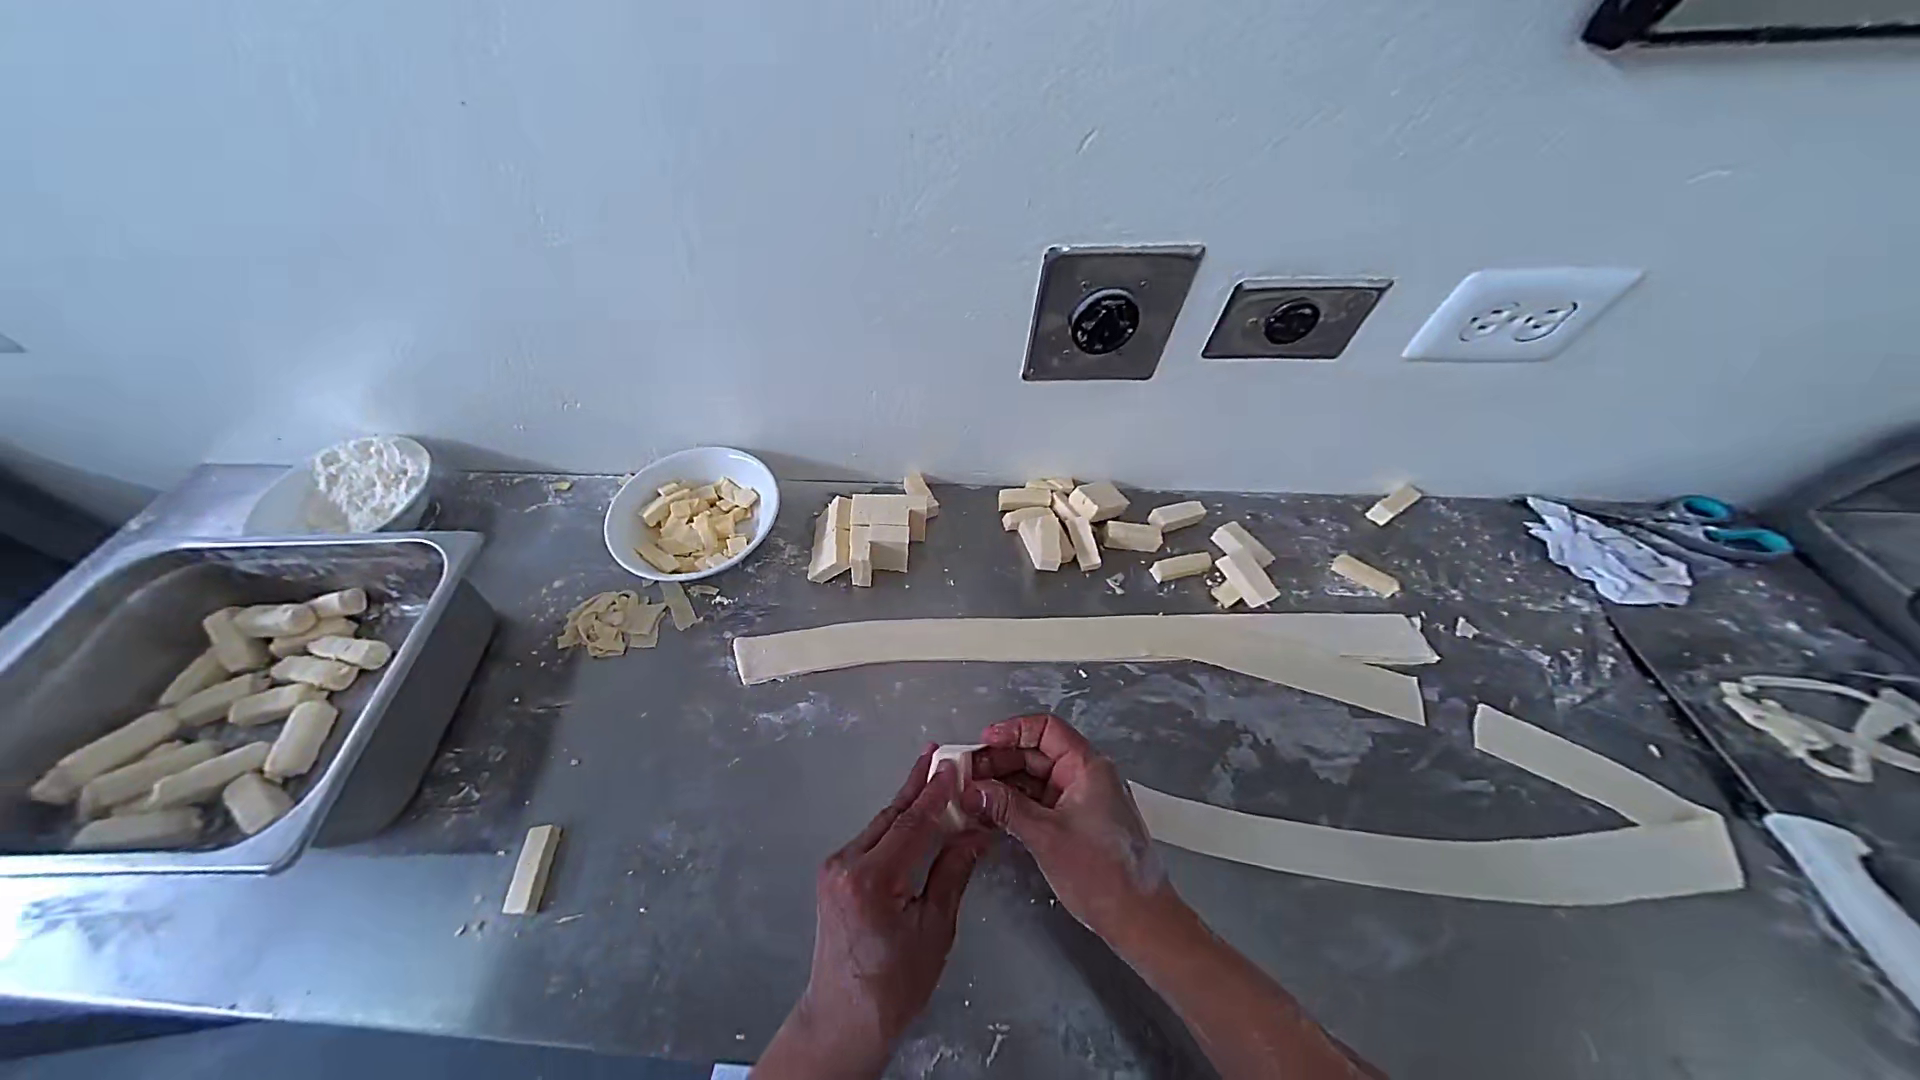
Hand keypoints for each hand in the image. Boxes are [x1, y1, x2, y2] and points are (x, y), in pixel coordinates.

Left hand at [759, 745, 986, 1078]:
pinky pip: (871, 839)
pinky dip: (894, 824)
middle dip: (918, 784)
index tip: (954, 765)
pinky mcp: (833, 874)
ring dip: (907, 802)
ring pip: (880, 824)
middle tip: (939, 753)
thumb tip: (976, 833)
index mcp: (872, 879)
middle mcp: (846, 865)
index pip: (912, 824)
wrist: (843, 1018)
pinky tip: (912, 814)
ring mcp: (835, 868)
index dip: (936, 792)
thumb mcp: (935, 928)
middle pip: (892, 815)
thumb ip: (953, 872)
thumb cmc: (895, 985)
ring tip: (930, 774)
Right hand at [967, 714, 1178, 946]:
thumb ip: (1006, 808)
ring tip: (972, 793)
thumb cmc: (1103, 874)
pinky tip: (990, 811)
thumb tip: (972, 790)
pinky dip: (1015, 803)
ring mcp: (1080, 799)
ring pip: (1034, 778)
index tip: (984, 742)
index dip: (1013, 730)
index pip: (1047, 729)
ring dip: (1003, 783)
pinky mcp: (1074, 821)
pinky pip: (1039, 800)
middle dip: (1000, 760)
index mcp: (1087, 767)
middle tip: (968, 774)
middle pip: (1036, 753)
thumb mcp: (1047, 836)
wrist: (1140, 920)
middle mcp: (1084, 776)